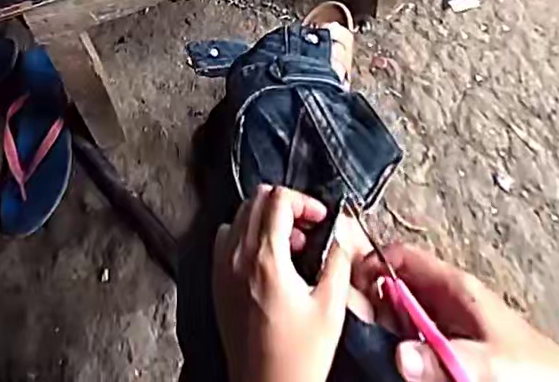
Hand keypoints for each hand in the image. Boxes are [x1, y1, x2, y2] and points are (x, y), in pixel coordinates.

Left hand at [213, 186, 354, 381]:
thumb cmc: (298, 359)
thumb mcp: (330, 308)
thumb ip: (337, 260)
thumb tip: (340, 233)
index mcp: (266, 258)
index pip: (278, 199)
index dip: (304, 201)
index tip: (320, 218)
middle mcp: (238, 257)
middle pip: (257, 199)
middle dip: (286, 205)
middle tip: (307, 228)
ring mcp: (223, 269)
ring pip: (240, 214)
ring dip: (266, 217)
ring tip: (288, 244)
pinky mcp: (218, 283)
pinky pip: (226, 238)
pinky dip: (245, 234)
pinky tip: (265, 256)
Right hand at [356, 245, 558, 381]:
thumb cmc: (540, 373)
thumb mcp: (489, 364)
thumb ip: (443, 359)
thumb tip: (400, 354)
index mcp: (457, 287)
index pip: (403, 258)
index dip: (373, 261)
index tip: (346, 278)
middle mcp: (449, 302)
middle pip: (398, 288)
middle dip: (372, 296)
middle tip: (348, 311)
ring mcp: (450, 329)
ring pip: (404, 318)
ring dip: (384, 323)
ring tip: (361, 331)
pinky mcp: (454, 354)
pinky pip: (418, 344)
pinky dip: (401, 346)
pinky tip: (393, 357)